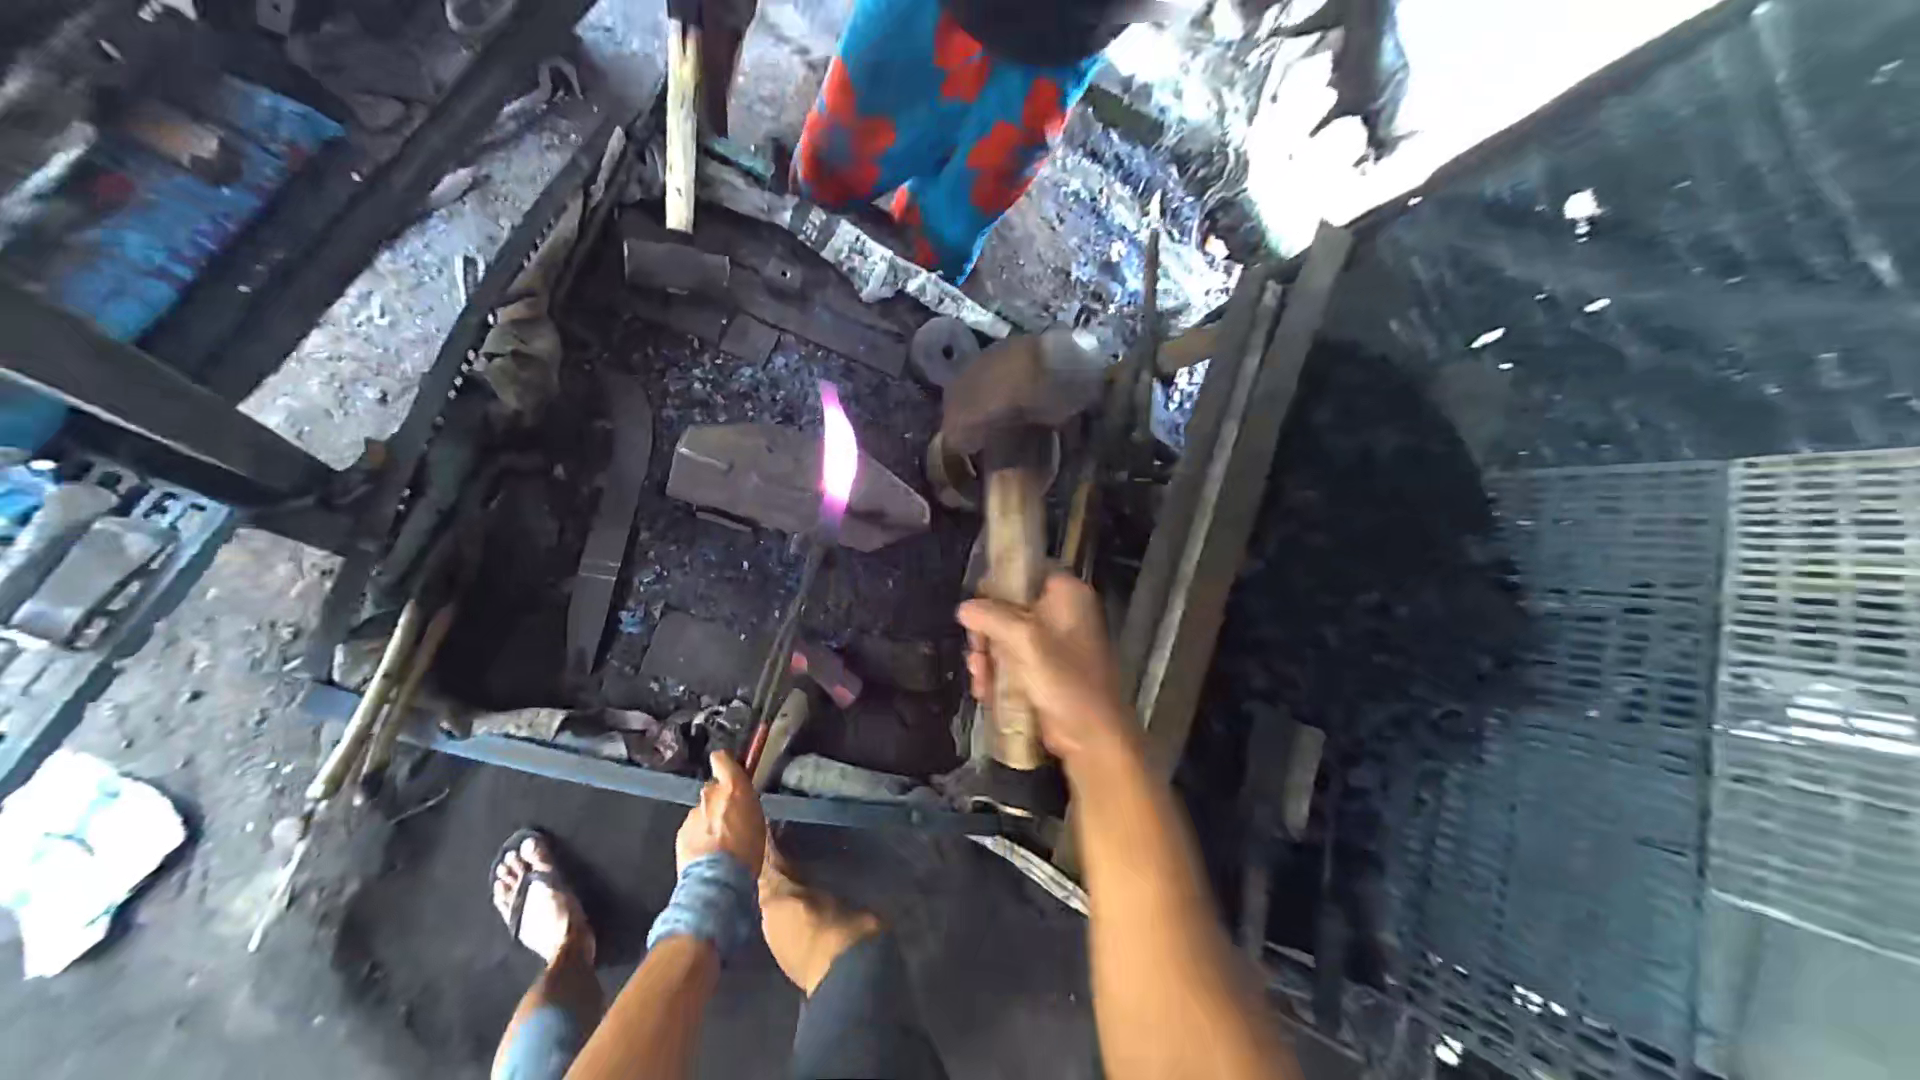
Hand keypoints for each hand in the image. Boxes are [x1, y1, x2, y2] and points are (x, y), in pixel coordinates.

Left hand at [675, 751, 766, 873]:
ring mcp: (693, 814)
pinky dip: (699, 836)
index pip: (721, 758)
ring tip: (719, 842)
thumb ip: (745, 803)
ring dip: (709, 820)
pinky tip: (707, 853)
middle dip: (719, 799)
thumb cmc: (747, 849)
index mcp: (733, 787)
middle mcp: (710, 795)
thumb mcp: (758, 820)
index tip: (729, 769)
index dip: (724, 763)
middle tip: (730, 818)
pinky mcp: (681, 832)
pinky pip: (692, 828)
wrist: (718, 880)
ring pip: (702, 811)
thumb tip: (740, 802)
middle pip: (713, 788)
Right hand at [956, 572, 1136, 764]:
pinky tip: (985, 689)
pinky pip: (1015, 661)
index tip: (976, 603)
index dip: (999, 583)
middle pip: (1012, 606)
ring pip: (1009, 637)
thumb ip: (991, 617)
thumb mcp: (1025, 640)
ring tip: (979, 676)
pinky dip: (999, 673)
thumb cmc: (1065, 680)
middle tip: (976, 648)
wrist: (1093, 736)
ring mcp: (1055, 644)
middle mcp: (1064, 613)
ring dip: (989, 656)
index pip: (1028, 570)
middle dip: (988, 630)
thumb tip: (964, 608)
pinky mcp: (1047, 671)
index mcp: (1068, 595)